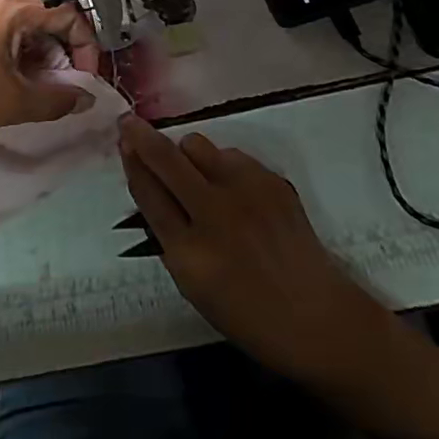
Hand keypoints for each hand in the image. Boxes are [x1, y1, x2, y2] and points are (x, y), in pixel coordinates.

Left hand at [0, 0, 100, 153]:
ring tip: (42, 74)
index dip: (86, 45)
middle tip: (66, 73)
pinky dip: (22, 36)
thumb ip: (59, 100)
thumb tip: (86, 99)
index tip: (84, 77)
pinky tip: (22, 55)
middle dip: (67, 42)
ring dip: (45, 42)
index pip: (69, 14)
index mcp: (13, 10)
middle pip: (51, 9)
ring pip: (29, 14)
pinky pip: (6, 18)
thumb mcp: (16, 103)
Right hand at [117, 115, 399, 385]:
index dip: (132, 164)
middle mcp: (215, 213)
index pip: (149, 194)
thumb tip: (155, 193)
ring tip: (191, 171)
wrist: (315, 315)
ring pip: (200, 146)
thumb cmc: (248, 315)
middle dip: (144, 138)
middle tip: (130, 123)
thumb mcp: (193, 286)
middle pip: (168, 160)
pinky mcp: (273, 181)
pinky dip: (221, 164)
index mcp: (189, 251)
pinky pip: (233, 156)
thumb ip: (171, 238)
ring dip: (186, 153)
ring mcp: (247, 192)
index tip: (123, 141)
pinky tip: (229, 187)